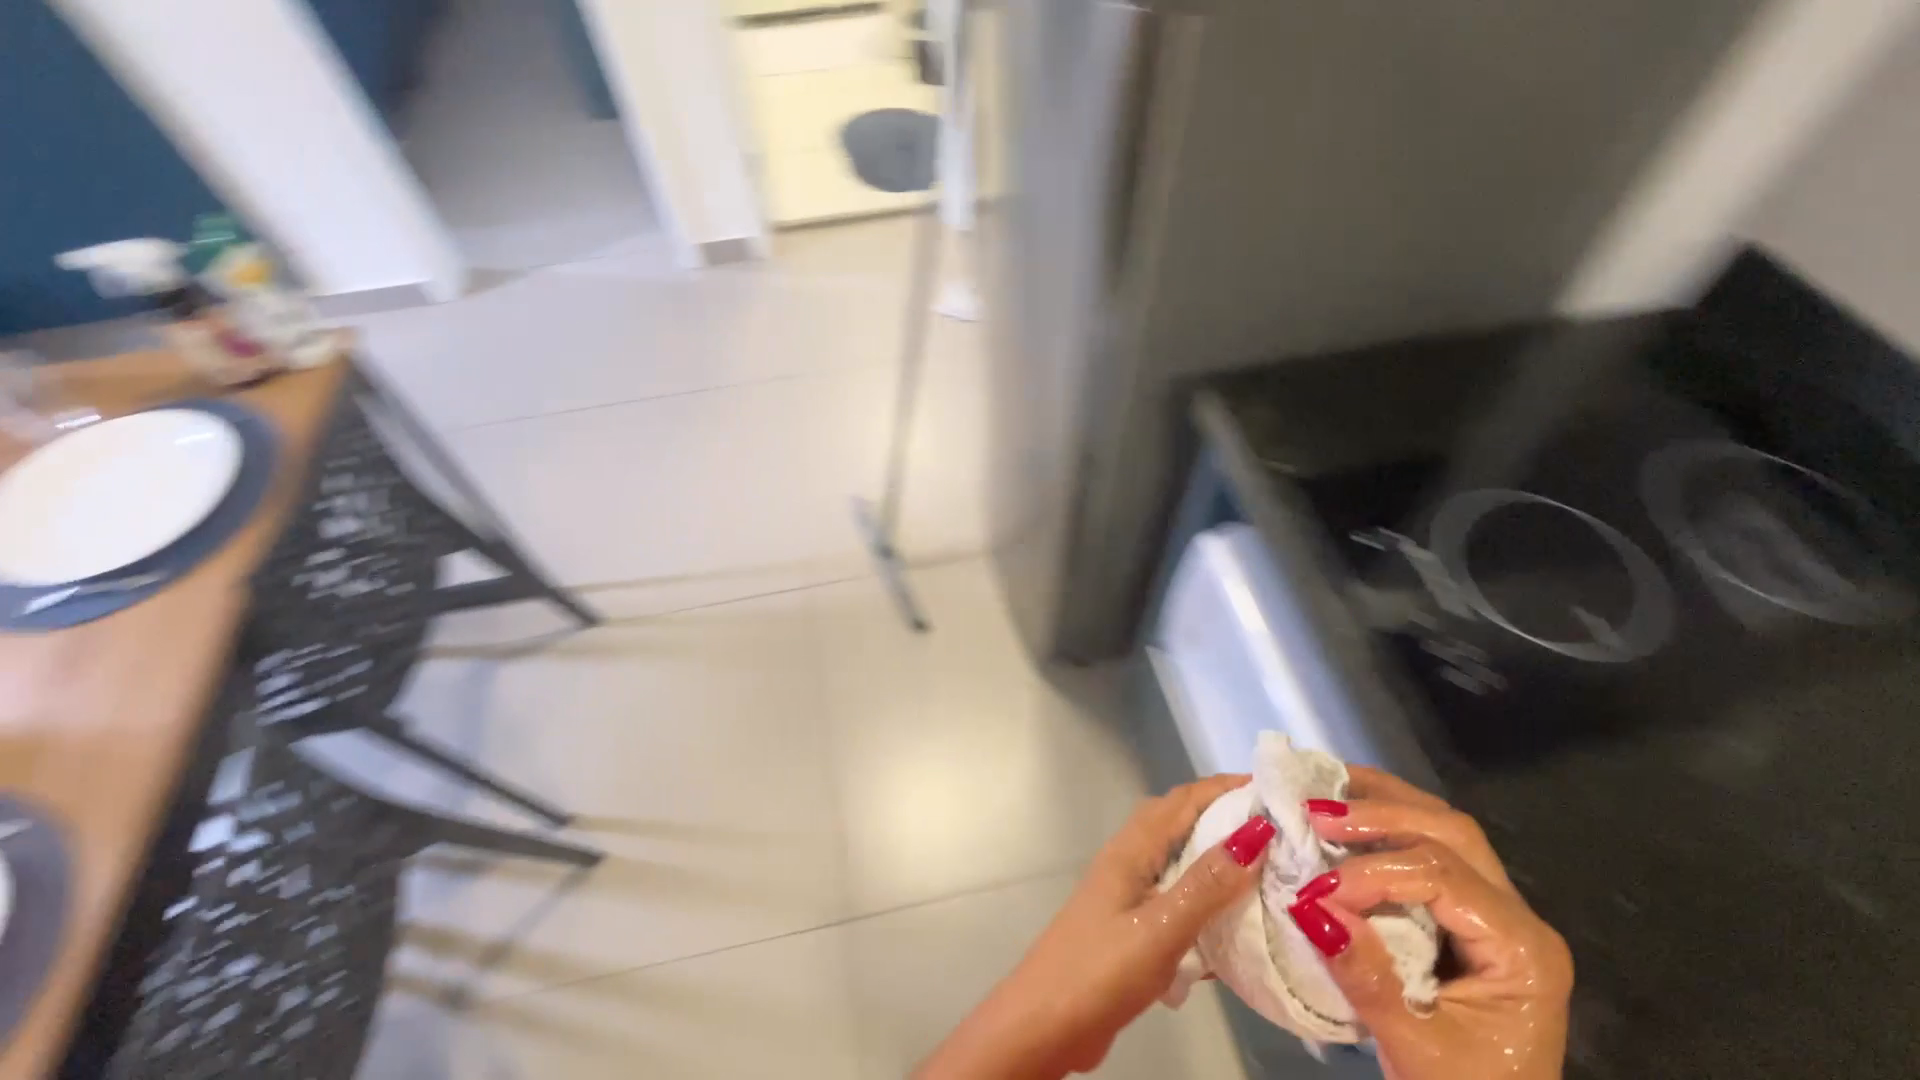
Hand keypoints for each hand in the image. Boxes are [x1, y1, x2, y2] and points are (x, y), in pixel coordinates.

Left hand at [915, 774, 1273, 1078]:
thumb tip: (1257, 830)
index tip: (1278, 789)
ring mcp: (1128, 896)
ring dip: (1219, 859)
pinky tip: (1237, 926)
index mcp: (1132, 850)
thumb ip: (1207, 883)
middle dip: (1226, 816)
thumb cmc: (1099, 969)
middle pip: (1180, 822)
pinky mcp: (1132, 929)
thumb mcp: (1161, 927)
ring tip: (1270, 871)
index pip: (1183, 799)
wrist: (1043, 1024)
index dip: (1226, 787)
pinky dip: (1208, 900)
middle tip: (1281, 829)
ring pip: (1180, 861)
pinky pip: (1178, 899)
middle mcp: (1129, 862)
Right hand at [1291, 767, 1572, 1079]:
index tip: (1314, 889)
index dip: (1373, 870)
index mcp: (1521, 950)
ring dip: (1383, 806)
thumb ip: (1366, 977)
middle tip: (1313, 813)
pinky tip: (1346, 821)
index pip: (1442, 875)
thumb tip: (1309, 907)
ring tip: (1322, 797)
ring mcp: (1498, 911)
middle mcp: (1519, 917)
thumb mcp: (1414, 1049)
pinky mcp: (1471, 914)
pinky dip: (1386, 827)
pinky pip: (1432, 850)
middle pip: (1451, 833)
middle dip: (1379, 814)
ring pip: (1445, 829)